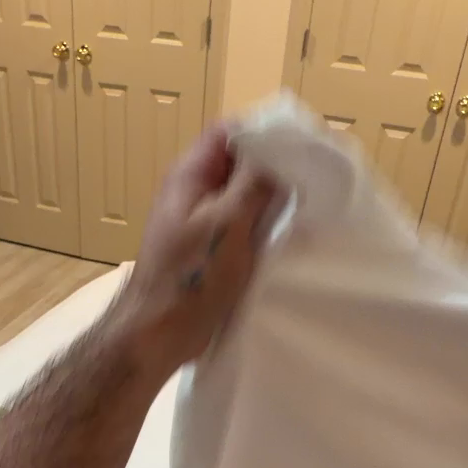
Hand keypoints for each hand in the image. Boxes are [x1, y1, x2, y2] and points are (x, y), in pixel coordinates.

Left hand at [102, 125, 278, 373]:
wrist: (157, 334)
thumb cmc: (191, 278)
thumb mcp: (229, 223)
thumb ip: (255, 183)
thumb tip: (281, 151)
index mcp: (189, 175)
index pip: (229, 133)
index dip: (265, 133)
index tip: (301, 147)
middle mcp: (190, 193)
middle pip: (237, 165)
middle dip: (272, 169)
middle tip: (310, 179)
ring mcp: (197, 223)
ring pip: (239, 198)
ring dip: (268, 202)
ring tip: (302, 207)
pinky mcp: (205, 252)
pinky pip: (237, 228)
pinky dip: (258, 228)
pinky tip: (282, 237)